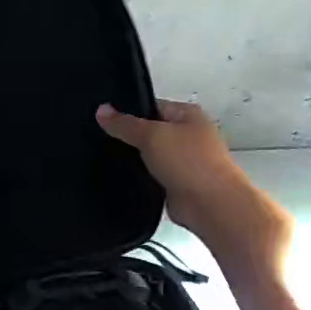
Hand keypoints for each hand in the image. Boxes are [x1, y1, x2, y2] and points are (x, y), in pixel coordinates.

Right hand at [96, 100, 293, 271]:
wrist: (208, 203)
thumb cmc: (191, 163)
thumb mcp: (151, 135)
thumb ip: (124, 124)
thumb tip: (102, 110)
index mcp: (188, 115)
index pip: (152, 106)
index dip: (128, 112)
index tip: (105, 119)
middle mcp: (189, 135)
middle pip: (151, 132)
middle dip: (131, 138)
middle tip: (107, 141)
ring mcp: (184, 160)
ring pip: (151, 156)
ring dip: (138, 160)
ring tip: (115, 160)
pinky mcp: (177, 182)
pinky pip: (153, 175)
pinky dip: (143, 177)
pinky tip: (128, 179)